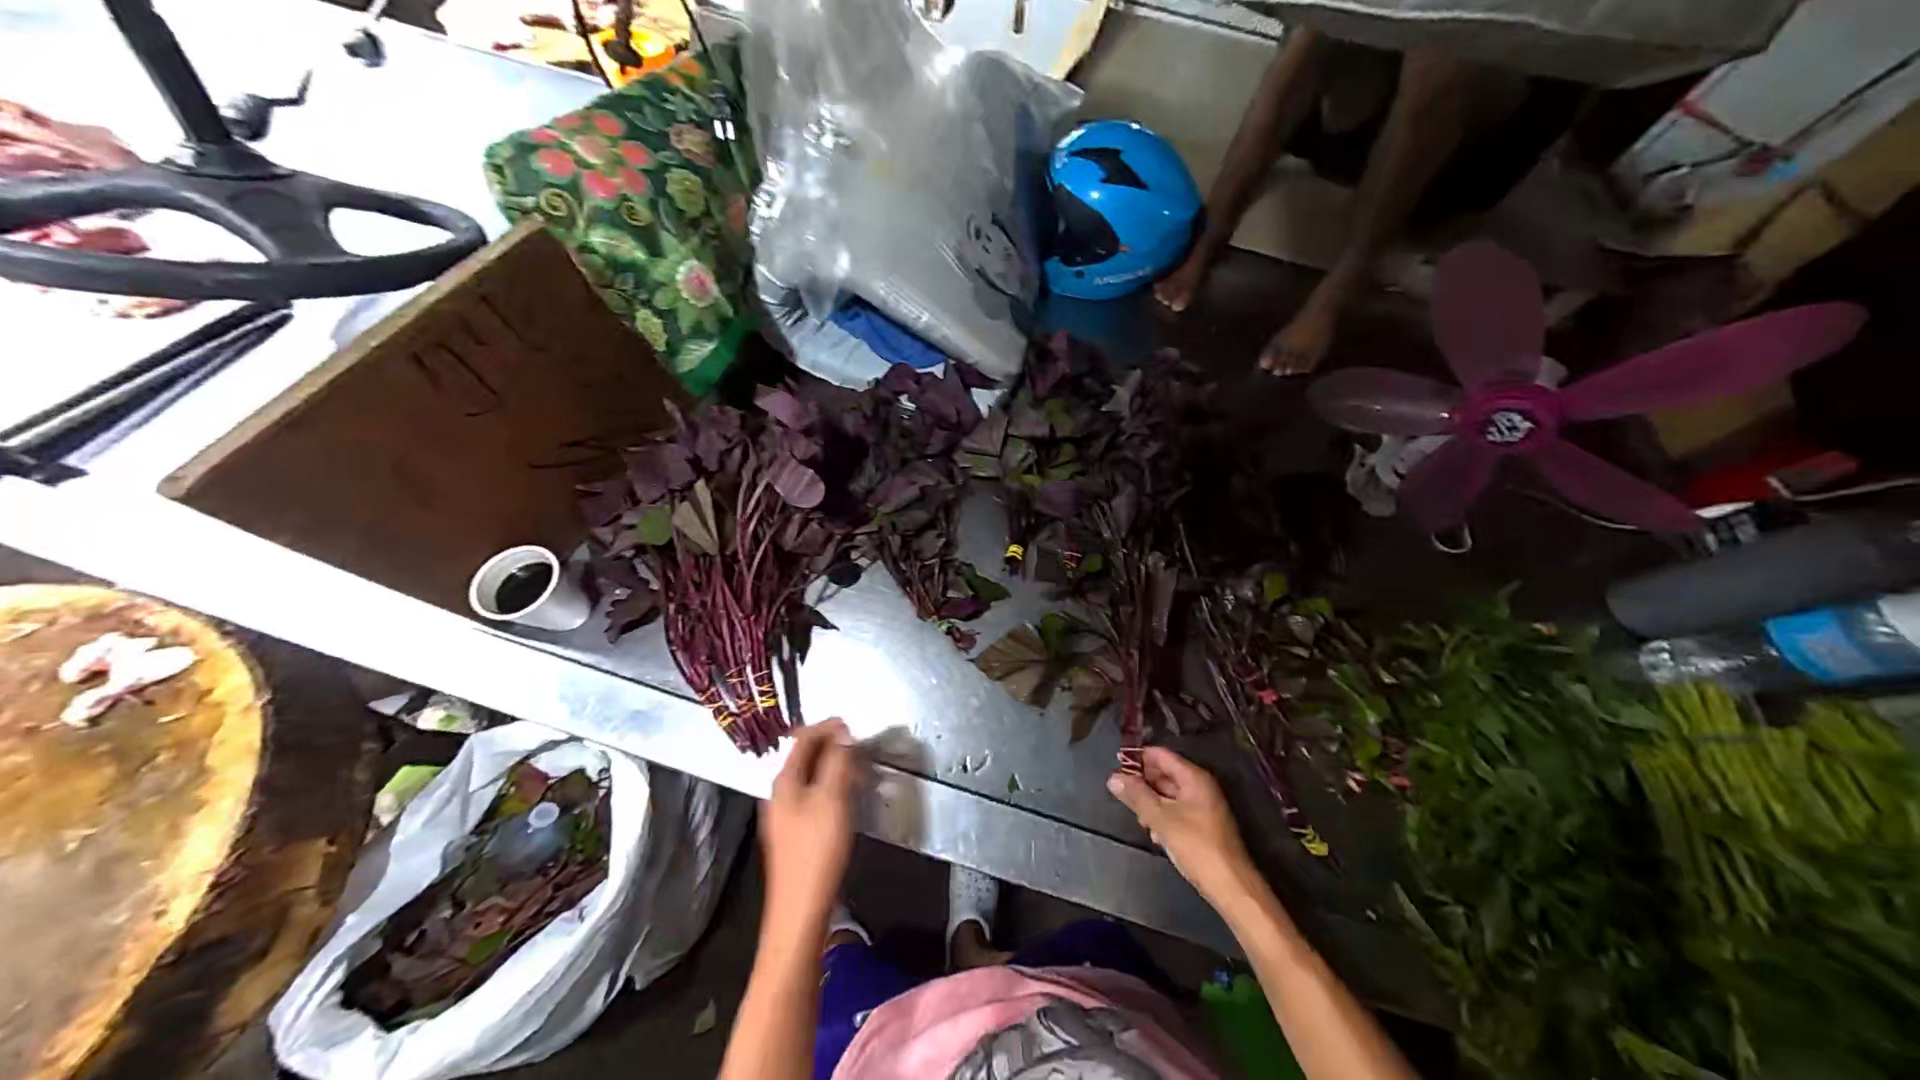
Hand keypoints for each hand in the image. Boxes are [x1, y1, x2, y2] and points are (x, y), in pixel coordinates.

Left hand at [760, 719, 858, 935]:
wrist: (800, 908)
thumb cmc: (817, 849)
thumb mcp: (832, 798)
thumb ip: (838, 762)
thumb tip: (842, 733)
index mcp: (784, 781)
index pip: (802, 738)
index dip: (827, 727)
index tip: (853, 726)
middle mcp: (780, 793)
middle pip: (805, 757)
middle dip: (833, 748)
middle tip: (860, 751)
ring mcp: (785, 814)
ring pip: (811, 778)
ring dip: (835, 769)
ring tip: (860, 775)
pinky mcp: (795, 833)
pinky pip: (814, 796)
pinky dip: (832, 789)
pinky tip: (848, 801)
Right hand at [1108, 747, 1256, 906]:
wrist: (1230, 885)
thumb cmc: (1196, 846)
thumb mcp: (1161, 819)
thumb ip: (1136, 796)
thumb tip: (1113, 778)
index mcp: (1194, 778)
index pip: (1161, 755)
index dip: (1138, 757)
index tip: (1115, 762)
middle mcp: (1200, 787)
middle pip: (1165, 773)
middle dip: (1142, 781)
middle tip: (1120, 790)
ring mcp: (1203, 807)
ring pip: (1169, 795)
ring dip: (1151, 802)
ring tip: (1138, 816)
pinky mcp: (1202, 825)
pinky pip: (1176, 811)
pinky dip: (1162, 817)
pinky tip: (1154, 833)